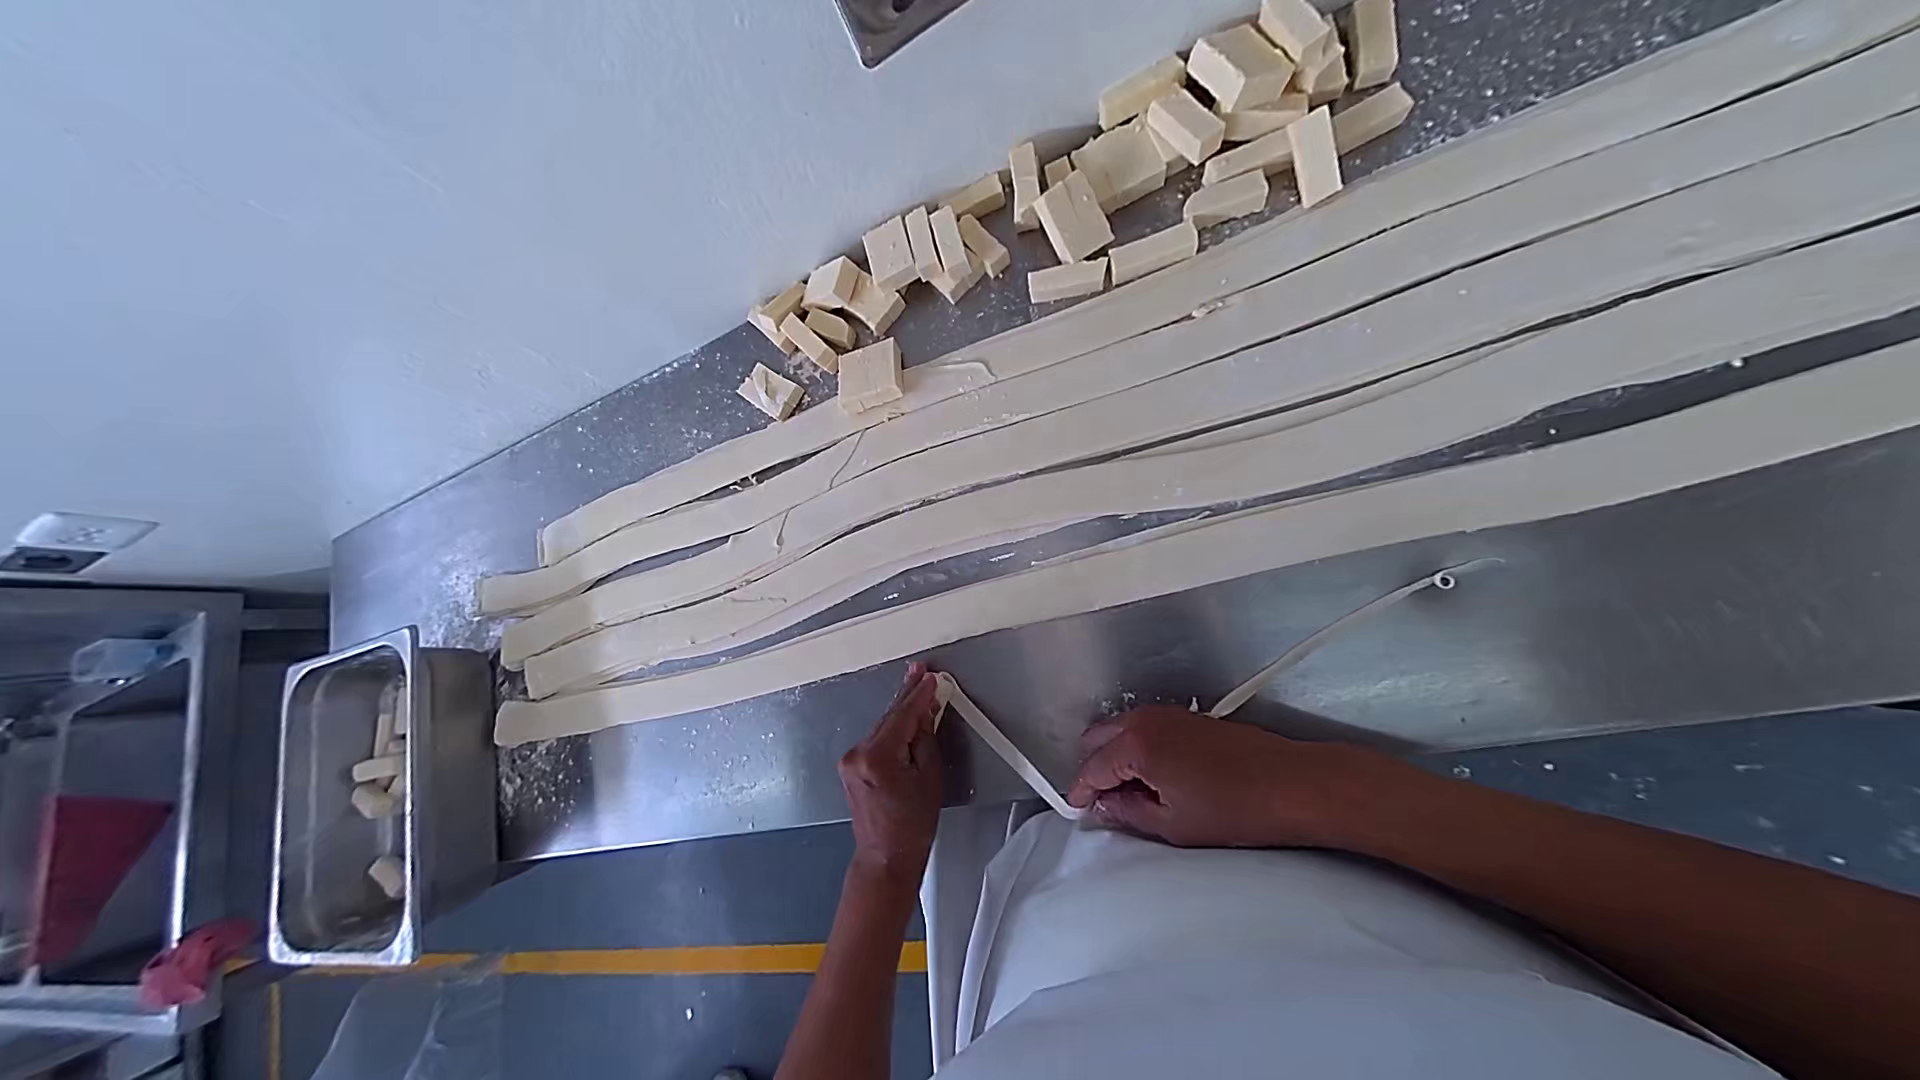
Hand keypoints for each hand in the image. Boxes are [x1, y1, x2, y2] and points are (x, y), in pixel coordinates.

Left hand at [839, 662, 943, 879]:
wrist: (887, 855)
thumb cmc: (911, 825)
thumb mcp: (929, 775)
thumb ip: (925, 736)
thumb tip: (926, 710)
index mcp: (877, 758)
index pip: (902, 715)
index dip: (919, 694)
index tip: (931, 679)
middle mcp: (858, 755)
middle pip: (889, 716)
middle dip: (908, 695)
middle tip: (921, 672)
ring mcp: (850, 760)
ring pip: (882, 726)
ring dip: (900, 711)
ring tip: (918, 691)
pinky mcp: (850, 765)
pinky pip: (875, 738)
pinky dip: (891, 728)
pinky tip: (904, 718)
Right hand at [1066, 706, 1438, 849]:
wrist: (1294, 785)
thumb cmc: (1236, 809)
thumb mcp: (1173, 824)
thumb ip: (1127, 812)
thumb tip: (1104, 806)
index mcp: (1135, 745)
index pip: (1091, 767)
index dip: (1081, 792)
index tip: (1079, 808)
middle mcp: (1146, 720)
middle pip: (1098, 738)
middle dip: (1094, 767)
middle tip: (1105, 801)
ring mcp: (1169, 714)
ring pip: (1121, 729)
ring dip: (1115, 755)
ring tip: (1132, 792)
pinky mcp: (1189, 717)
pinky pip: (1145, 727)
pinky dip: (1138, 748)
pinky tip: (1157, 776)